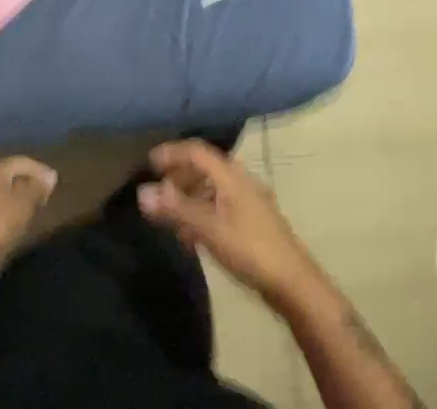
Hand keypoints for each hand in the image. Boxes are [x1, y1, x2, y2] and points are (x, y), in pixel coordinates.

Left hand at [0, 156, 57, 266]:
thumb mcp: (24, 205)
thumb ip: (37, 188)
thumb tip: (50, 175)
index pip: (23, 161)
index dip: (41, 170)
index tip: (54, 182)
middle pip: (10, 172)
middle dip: (28, 181)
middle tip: (44, 194)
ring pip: (1, 186)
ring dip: (16, 193)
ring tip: (31, 205)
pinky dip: (5, 202)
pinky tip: (12, 214)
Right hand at [137, 140, 322, 304]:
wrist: (294, 284)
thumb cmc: (251, 251)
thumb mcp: (209, 229)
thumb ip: (176, 210)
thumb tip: (142, 192)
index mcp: (231, 177)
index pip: (197, 152)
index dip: (172, 153)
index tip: (149, 163)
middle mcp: (241, 182)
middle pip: (204, 168)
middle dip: (179, 176)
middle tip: (159, 192)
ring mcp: (249, 203)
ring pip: (212, 188)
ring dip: (189, 197)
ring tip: (171, 217)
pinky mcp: (252, 223)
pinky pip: (220, 206)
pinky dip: (202, 212)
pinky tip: (193, 236)